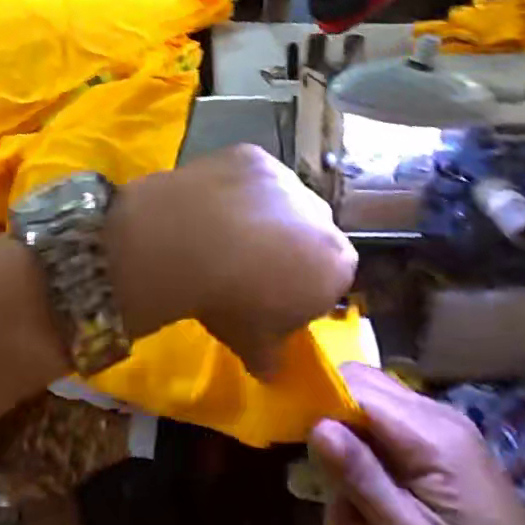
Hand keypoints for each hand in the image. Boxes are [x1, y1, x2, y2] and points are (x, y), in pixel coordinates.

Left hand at [106, 144, 356, 375]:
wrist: (187, 242)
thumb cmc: (230, 301)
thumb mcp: (254, 346)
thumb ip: (272, 358)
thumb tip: (270, 369)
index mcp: (337, 265)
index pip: (331, 278)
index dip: (303, 288)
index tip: (272, 298)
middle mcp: (322, 215)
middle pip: (310, 232)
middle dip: (288, 246)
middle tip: (246, 264)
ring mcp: (286, 178)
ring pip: (281, 199)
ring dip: (263, 212)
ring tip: (222, 230)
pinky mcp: (253, 155)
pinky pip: (250, 174)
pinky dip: (236, 185)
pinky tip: (211, 202)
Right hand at [309, 365, 524, 524]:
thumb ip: (362, 478)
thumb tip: (314, 423)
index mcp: (432, 430)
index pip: (357, 384)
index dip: (320, 398)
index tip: (290, 427)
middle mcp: (438, 415)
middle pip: (365, 391)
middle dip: (336, 430)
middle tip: (323, 484)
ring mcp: (446, 432)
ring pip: (375, 415)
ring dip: (353, 457)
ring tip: (347, 521)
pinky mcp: (449, 452)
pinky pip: (397, 438)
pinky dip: (376, 466)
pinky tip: (371, 515)